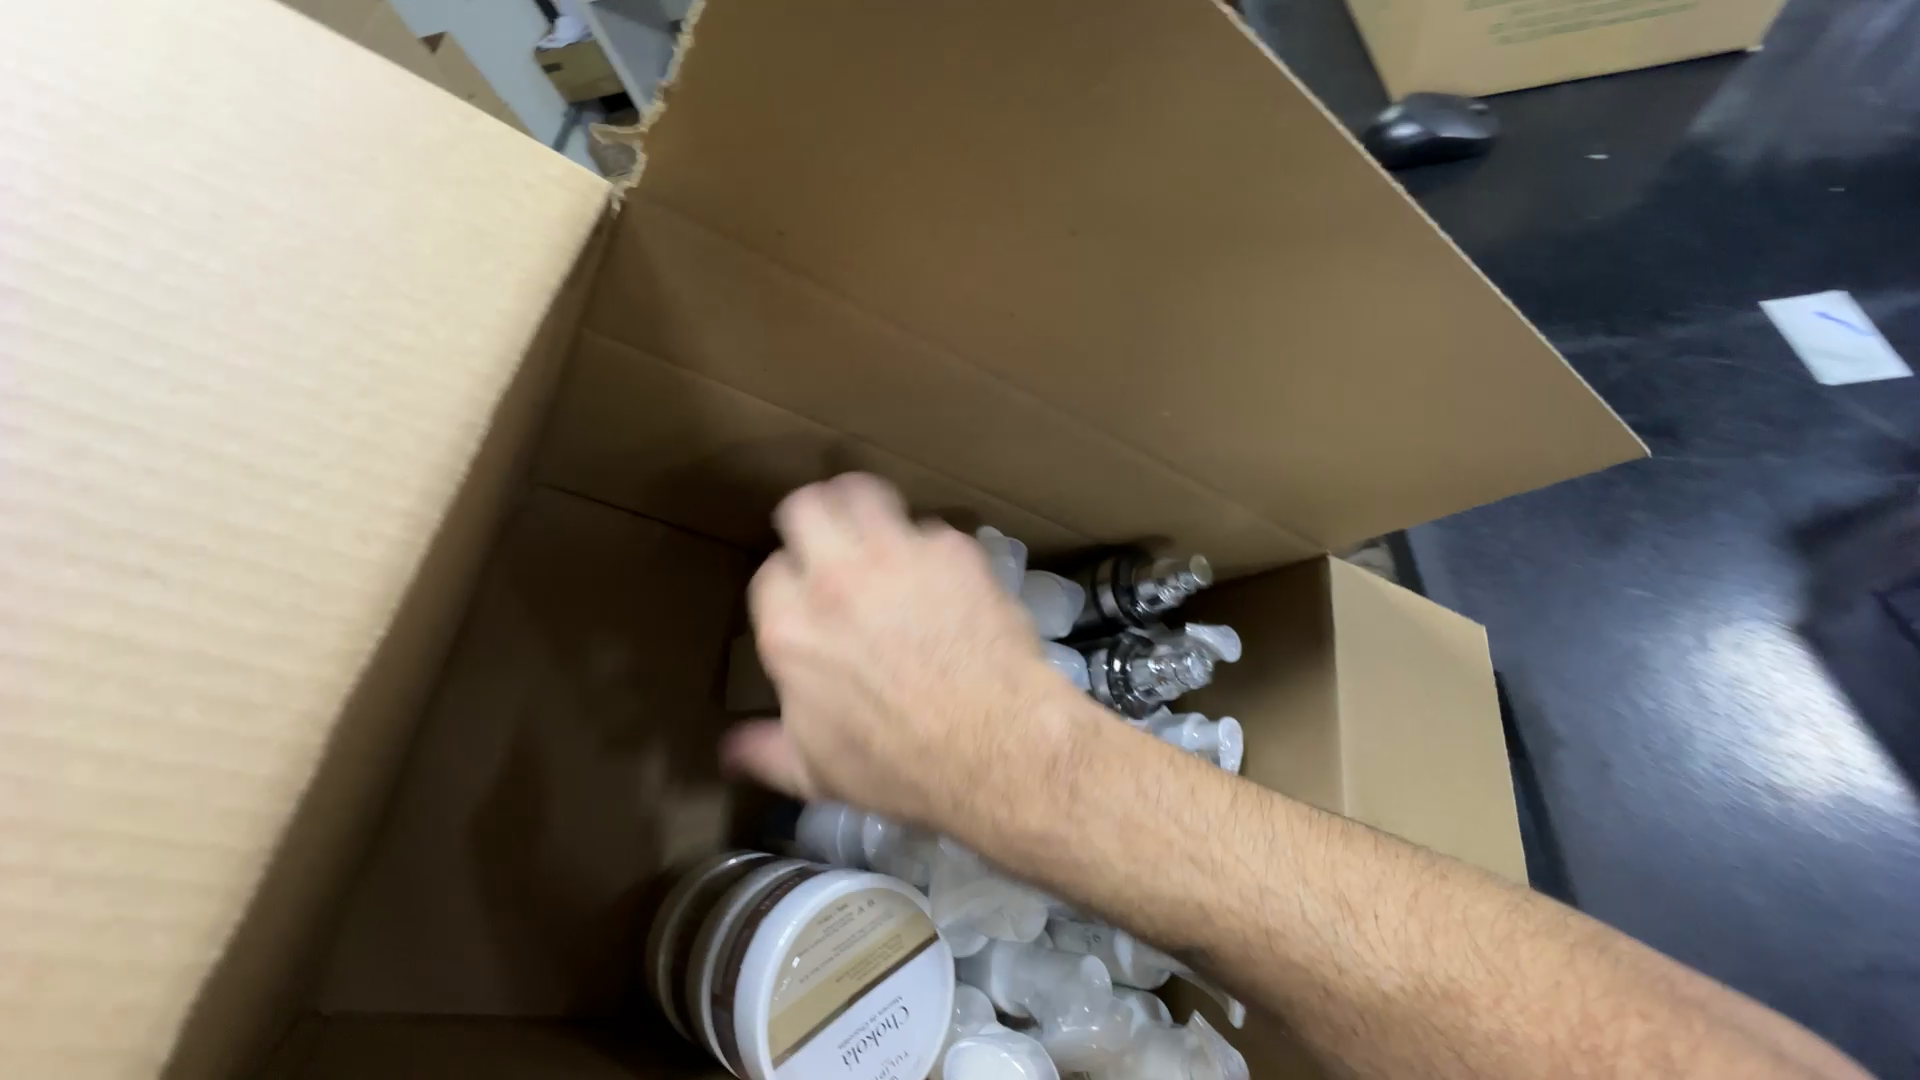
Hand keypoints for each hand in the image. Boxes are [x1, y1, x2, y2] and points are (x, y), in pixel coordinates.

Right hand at [723, 474, 1073, 828]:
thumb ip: (766, 750)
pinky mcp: (951, 549)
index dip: (789, 580)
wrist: (993, 746)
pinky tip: (947, 577)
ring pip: (861, 493)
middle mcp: (834, 578)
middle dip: (814, 519)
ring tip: (878, 528)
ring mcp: (895, 555)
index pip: (771, 572)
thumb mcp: (816, 774)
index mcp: (790, 628)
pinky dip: (932, 548)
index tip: (806, 594)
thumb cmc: (898, 768)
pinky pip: (931, 529)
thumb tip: (729, 749)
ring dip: (865, 508)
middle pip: (805, 509)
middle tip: (834, 539)